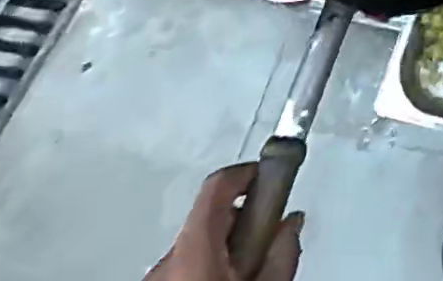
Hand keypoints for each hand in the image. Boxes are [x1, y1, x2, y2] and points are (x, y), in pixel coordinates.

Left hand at [144, 163, 304, 280]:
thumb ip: (281, 253)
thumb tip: (291, 222)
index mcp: (193, 247)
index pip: (217, 184)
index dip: (246, 173)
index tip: (269, 176)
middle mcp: (165, 260)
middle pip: (209, 218)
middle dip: (240, 221)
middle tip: (265, 240)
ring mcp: (152, 279)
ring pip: (195, 246)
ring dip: (222, 250)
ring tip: (245, 273)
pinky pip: (181, 269)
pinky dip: (203, 269)